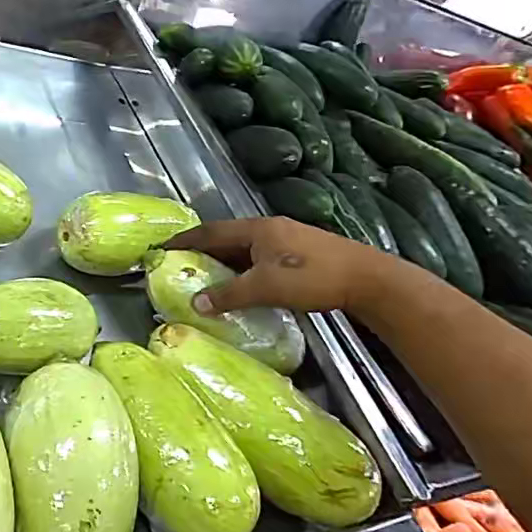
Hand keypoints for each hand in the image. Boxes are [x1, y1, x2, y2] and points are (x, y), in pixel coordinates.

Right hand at [162, 217, 392, 314]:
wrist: (369, 280)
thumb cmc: (314, 277)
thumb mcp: (266, 287)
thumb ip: (229, 294)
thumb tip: (195, 302)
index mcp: (257, 229)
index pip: (210, 231)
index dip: (184, 240)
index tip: (162, 248)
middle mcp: (269, 228)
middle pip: (225, 238)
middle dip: (200, 251)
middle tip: (178, 266)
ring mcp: (286, 239)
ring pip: (243, 249)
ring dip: (222, 262)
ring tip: (203, 279)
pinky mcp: (299, 253)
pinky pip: (257, 258)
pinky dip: (240, 269)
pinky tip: (239, 285)